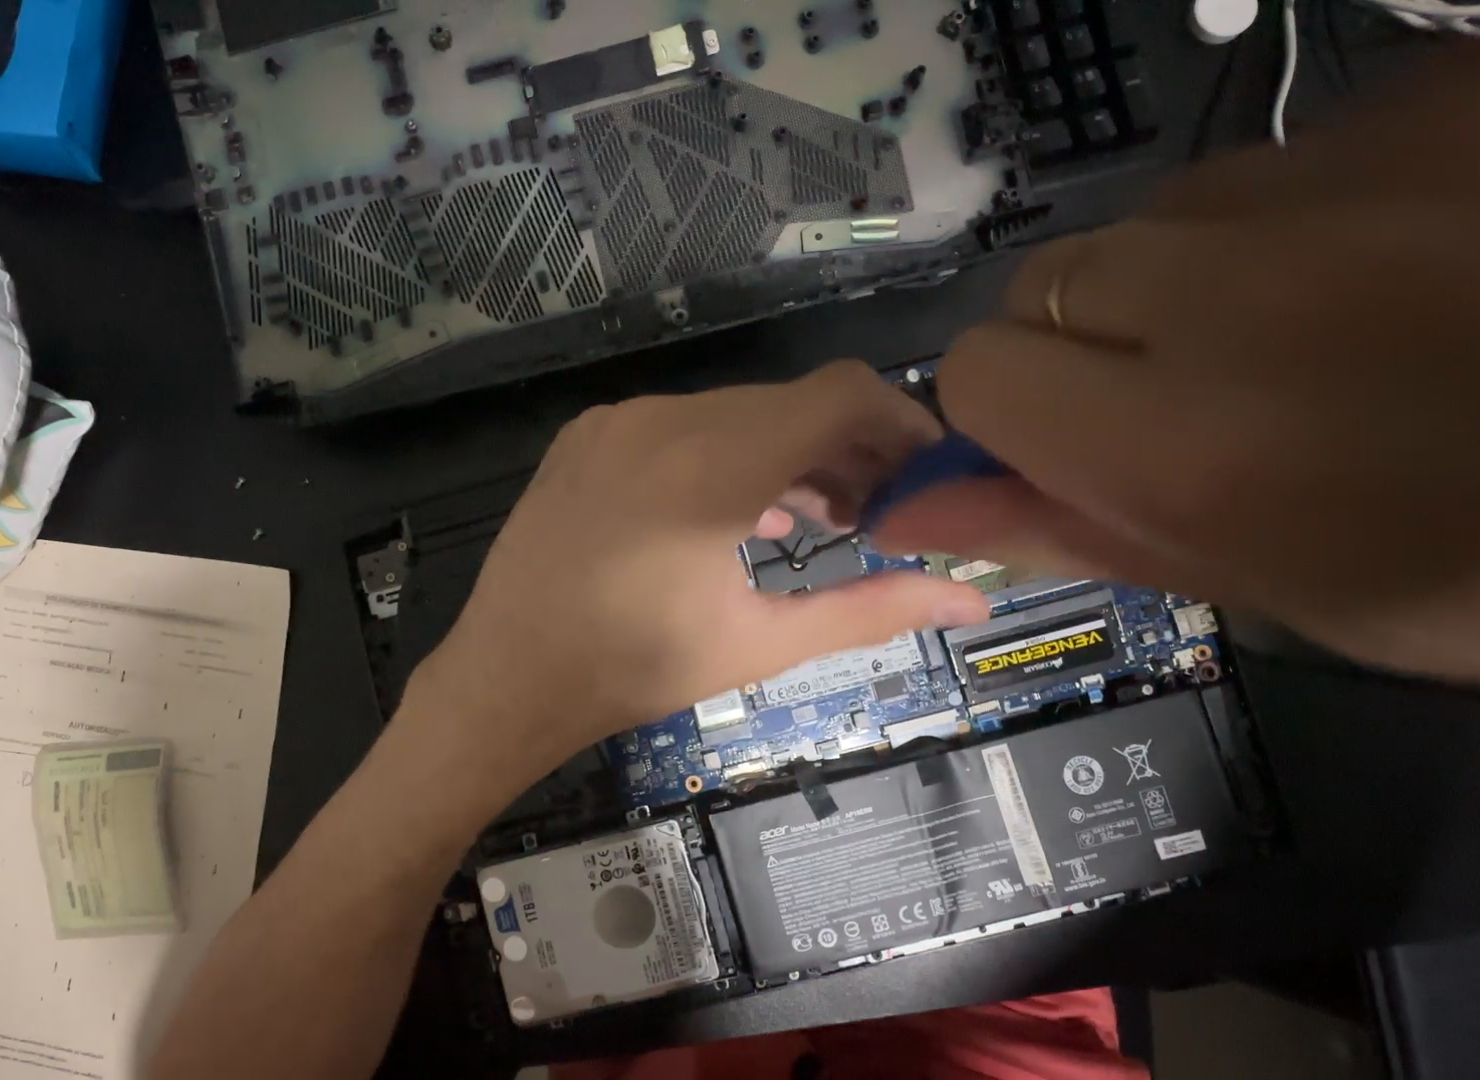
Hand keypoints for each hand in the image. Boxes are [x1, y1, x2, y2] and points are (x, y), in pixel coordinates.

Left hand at [407, 362, 990, 784]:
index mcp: (713, 465)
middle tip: (879, 513)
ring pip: (730, 413)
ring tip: (821, 519)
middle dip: (845, 449)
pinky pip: (675, 426)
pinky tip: (742, 512)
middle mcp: (663, 420)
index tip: (925, 473)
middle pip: (786, 404)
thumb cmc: (632, 670)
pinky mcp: (583, 438)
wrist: (505, 677)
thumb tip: (974, 599)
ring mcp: (615, 423)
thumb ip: (870, 610)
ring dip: (784, 454)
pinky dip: (723, 454)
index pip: (840, 394)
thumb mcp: (759, 642)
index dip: (898, 423)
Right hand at [876, 46, 1479, 686]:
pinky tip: (1394, 260)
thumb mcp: (1258, 582)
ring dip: (1176, 278)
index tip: (1071, 446)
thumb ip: (1059, 530)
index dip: (1007, 417)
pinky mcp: (1455, 89)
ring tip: (1309, 328)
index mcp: (1188, 440)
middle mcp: (1239, 288)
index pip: (973, 373)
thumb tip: (900, 508)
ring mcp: (1357, 171)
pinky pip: (1274, 155)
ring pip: (1146, 218)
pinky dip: (1287, 215)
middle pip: (1042, 284)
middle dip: (1078, 343)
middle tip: (1188, 394)